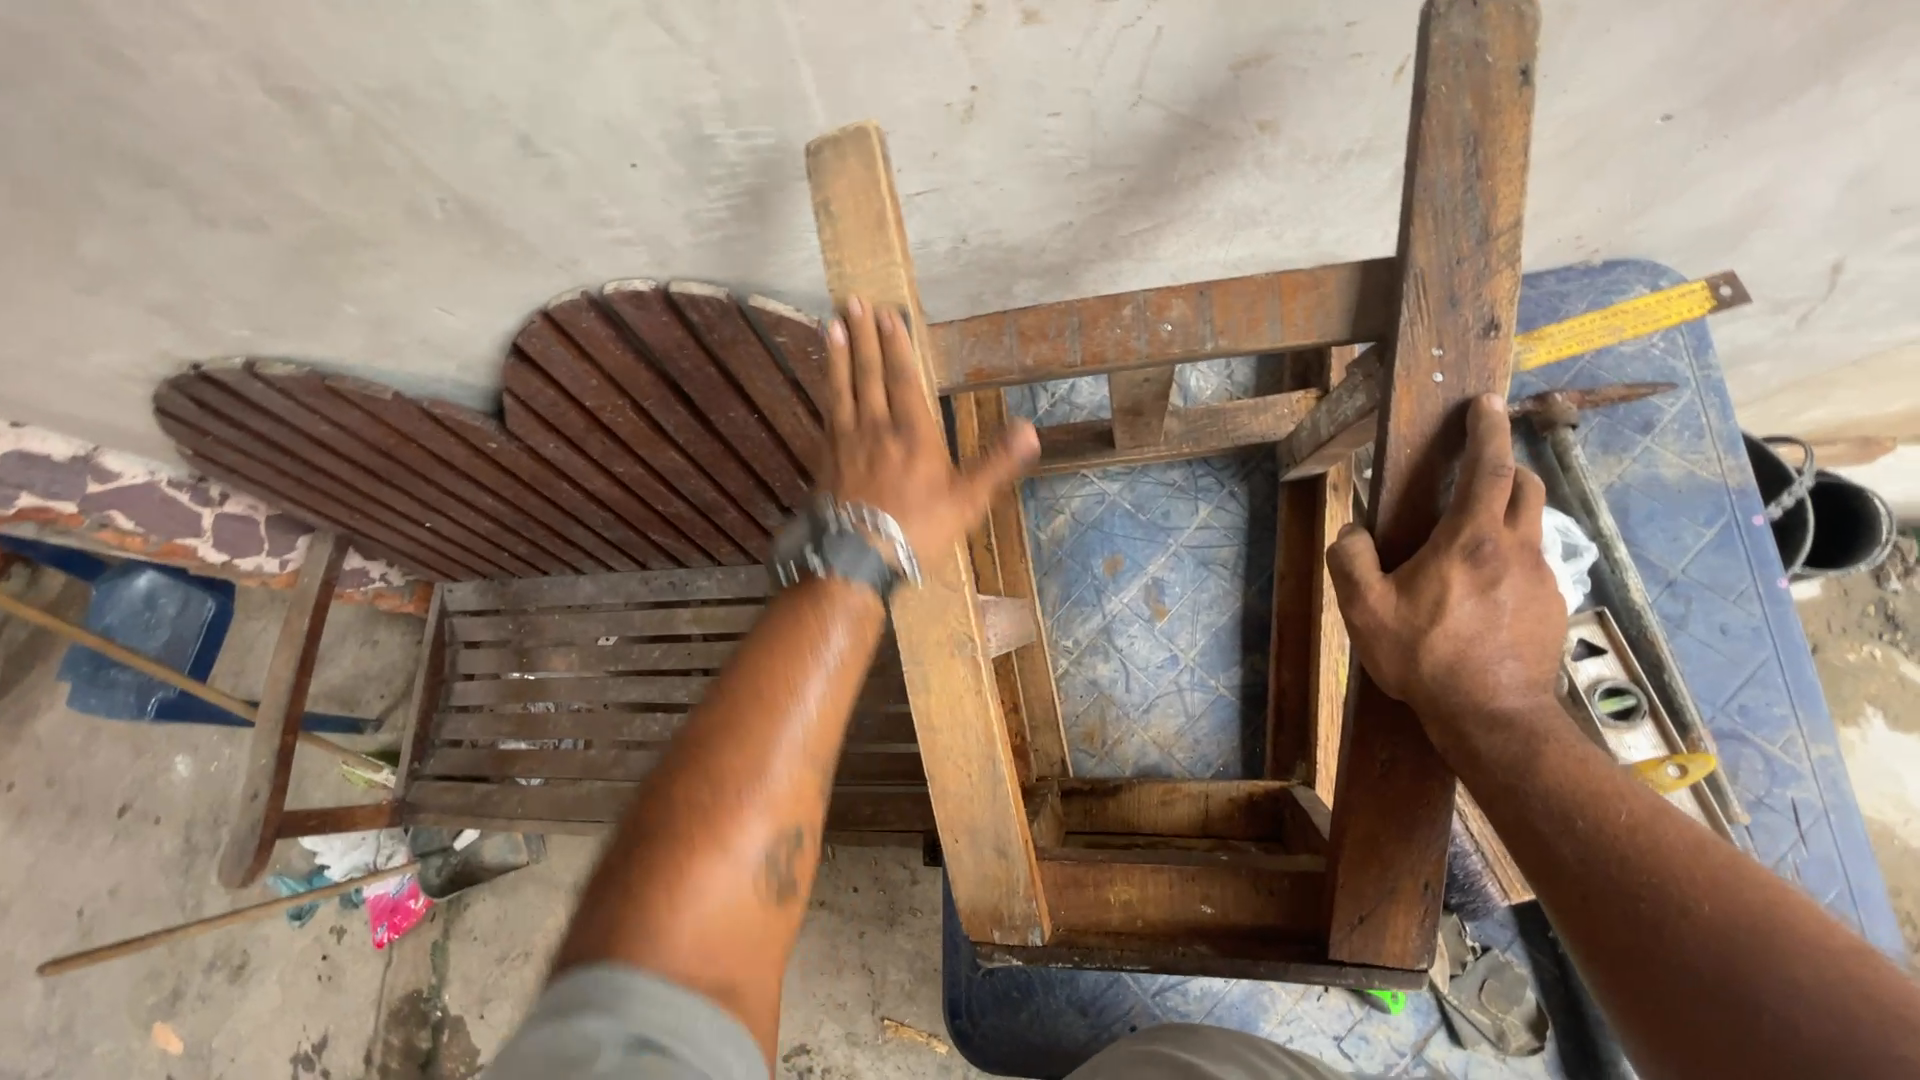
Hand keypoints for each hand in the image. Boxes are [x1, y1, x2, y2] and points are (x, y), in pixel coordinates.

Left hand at [819, 295, 1038, 561]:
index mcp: (914, 432)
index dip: (897, 345)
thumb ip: (996, 462)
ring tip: (832, 323)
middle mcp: (878, 426)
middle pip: (869, 372)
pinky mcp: (826, 457)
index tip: (888, 315)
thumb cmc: (919, 529)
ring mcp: (847, 440)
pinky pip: (826, 411)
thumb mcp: (968, 500)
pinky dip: (825, 388)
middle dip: (865, 335)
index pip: (904, 378)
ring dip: (838, 353)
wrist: (859, 557)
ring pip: (842, 386)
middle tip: (855, 300)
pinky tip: (822, 378)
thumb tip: (1031, 431)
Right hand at [1328, 394, 1565, 739]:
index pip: (1489, 467)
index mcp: (1470, 540)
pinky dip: (1510, 558)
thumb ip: (1350, 560)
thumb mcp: (1365, 610)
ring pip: (1534, 525)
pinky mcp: (1553, 607)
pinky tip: (1483, 592)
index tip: (1485, 402)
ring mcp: (1543, 578)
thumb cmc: (1425, 657)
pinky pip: (1533, 564)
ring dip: (1509, 513)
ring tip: (1473, 539)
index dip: (1487, 429)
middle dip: (1507, 465)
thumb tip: (1353, 531)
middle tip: (1480, 468)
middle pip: (1527, 485)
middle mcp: (1516, 549)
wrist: (1493, 717)